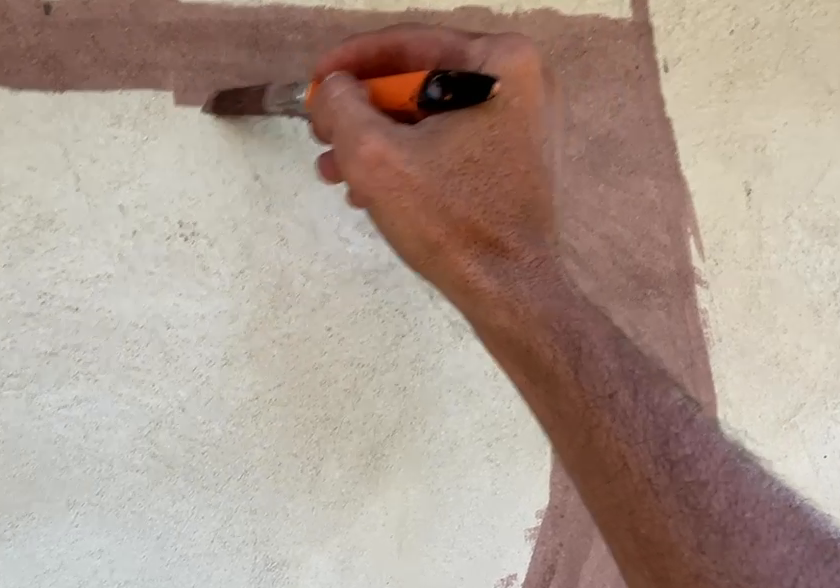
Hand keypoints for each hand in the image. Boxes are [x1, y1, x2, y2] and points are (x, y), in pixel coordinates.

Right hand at [308, 26, 562, 315]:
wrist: (509, 291)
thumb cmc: (451, 222)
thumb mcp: (375, 155)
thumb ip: (342, 107)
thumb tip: (332, 88)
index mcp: (499, 61)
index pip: (408, 44)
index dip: (350, 63)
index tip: (316, 85)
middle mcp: (521, 83)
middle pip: (420, 84)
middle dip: (363, 115)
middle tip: (323, 136)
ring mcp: (523, 128)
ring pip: (432, 122)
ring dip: (380, 145)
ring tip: (337, 173)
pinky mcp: (517, 167)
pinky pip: (452, 149)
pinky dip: (412, 164)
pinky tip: (376, 193)